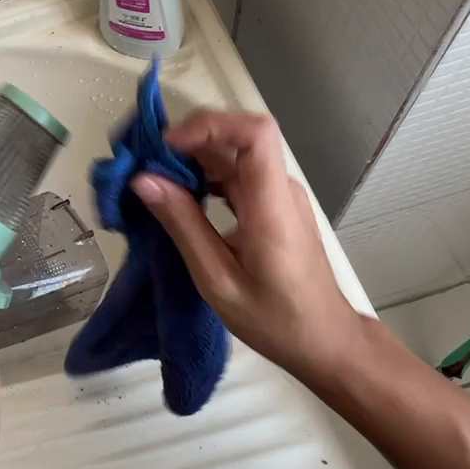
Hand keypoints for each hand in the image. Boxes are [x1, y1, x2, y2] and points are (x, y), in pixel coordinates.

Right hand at [132, 109, 369, 384]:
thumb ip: (183, 225)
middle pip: (235, 137)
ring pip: (231, 152)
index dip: (209, 126)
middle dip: (186, 141)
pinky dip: (202, 174)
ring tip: (153, 177)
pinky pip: (234, 172)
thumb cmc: (276, 320)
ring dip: (190, 157)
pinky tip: (177, 194)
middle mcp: (279, 188)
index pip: (255, 133)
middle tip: (144, 162)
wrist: (325, 342)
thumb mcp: (218, 281)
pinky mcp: (271, 202)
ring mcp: (277, 193)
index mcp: (272, 205)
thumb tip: (143, 179)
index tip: (167, 147)